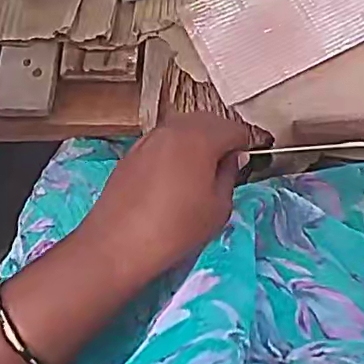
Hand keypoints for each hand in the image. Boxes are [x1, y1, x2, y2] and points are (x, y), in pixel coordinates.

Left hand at [73, 114, 257, 279]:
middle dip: (221, 136)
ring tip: (200, 170)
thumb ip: (229, 175)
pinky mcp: (132, 151)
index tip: (246, 163)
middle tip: (226, 164)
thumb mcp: (217, 207)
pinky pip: (163, 140)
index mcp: (200, 137)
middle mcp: (174, 128)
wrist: (117, 242)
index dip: (245, 144)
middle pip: (207, 120)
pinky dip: (175, 149)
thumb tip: (232, 157)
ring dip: (196, 140)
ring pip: (182, 127)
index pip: (233, 128)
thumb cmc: (175, 228)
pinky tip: (173, 176)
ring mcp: (150, 137)